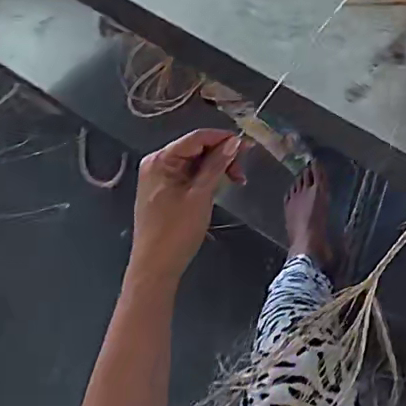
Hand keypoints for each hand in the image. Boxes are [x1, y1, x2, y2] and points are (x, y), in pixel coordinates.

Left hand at [128, 129, 245, 288]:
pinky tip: (222, 186)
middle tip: (242, 171)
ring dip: (218, 167)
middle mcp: (157, 163)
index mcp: (160, 160)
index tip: (249, 145)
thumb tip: (235, 141)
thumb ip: (217, 164)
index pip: (197, 138)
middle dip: (222, 155)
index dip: (223, 138)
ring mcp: (161, 177)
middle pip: (197, 148)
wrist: (155, 267)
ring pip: (197, 161)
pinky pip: (191, 174)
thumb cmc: (176, 230)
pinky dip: (209, 177)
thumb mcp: (200, 194)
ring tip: (237, 181)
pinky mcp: (166, 190)